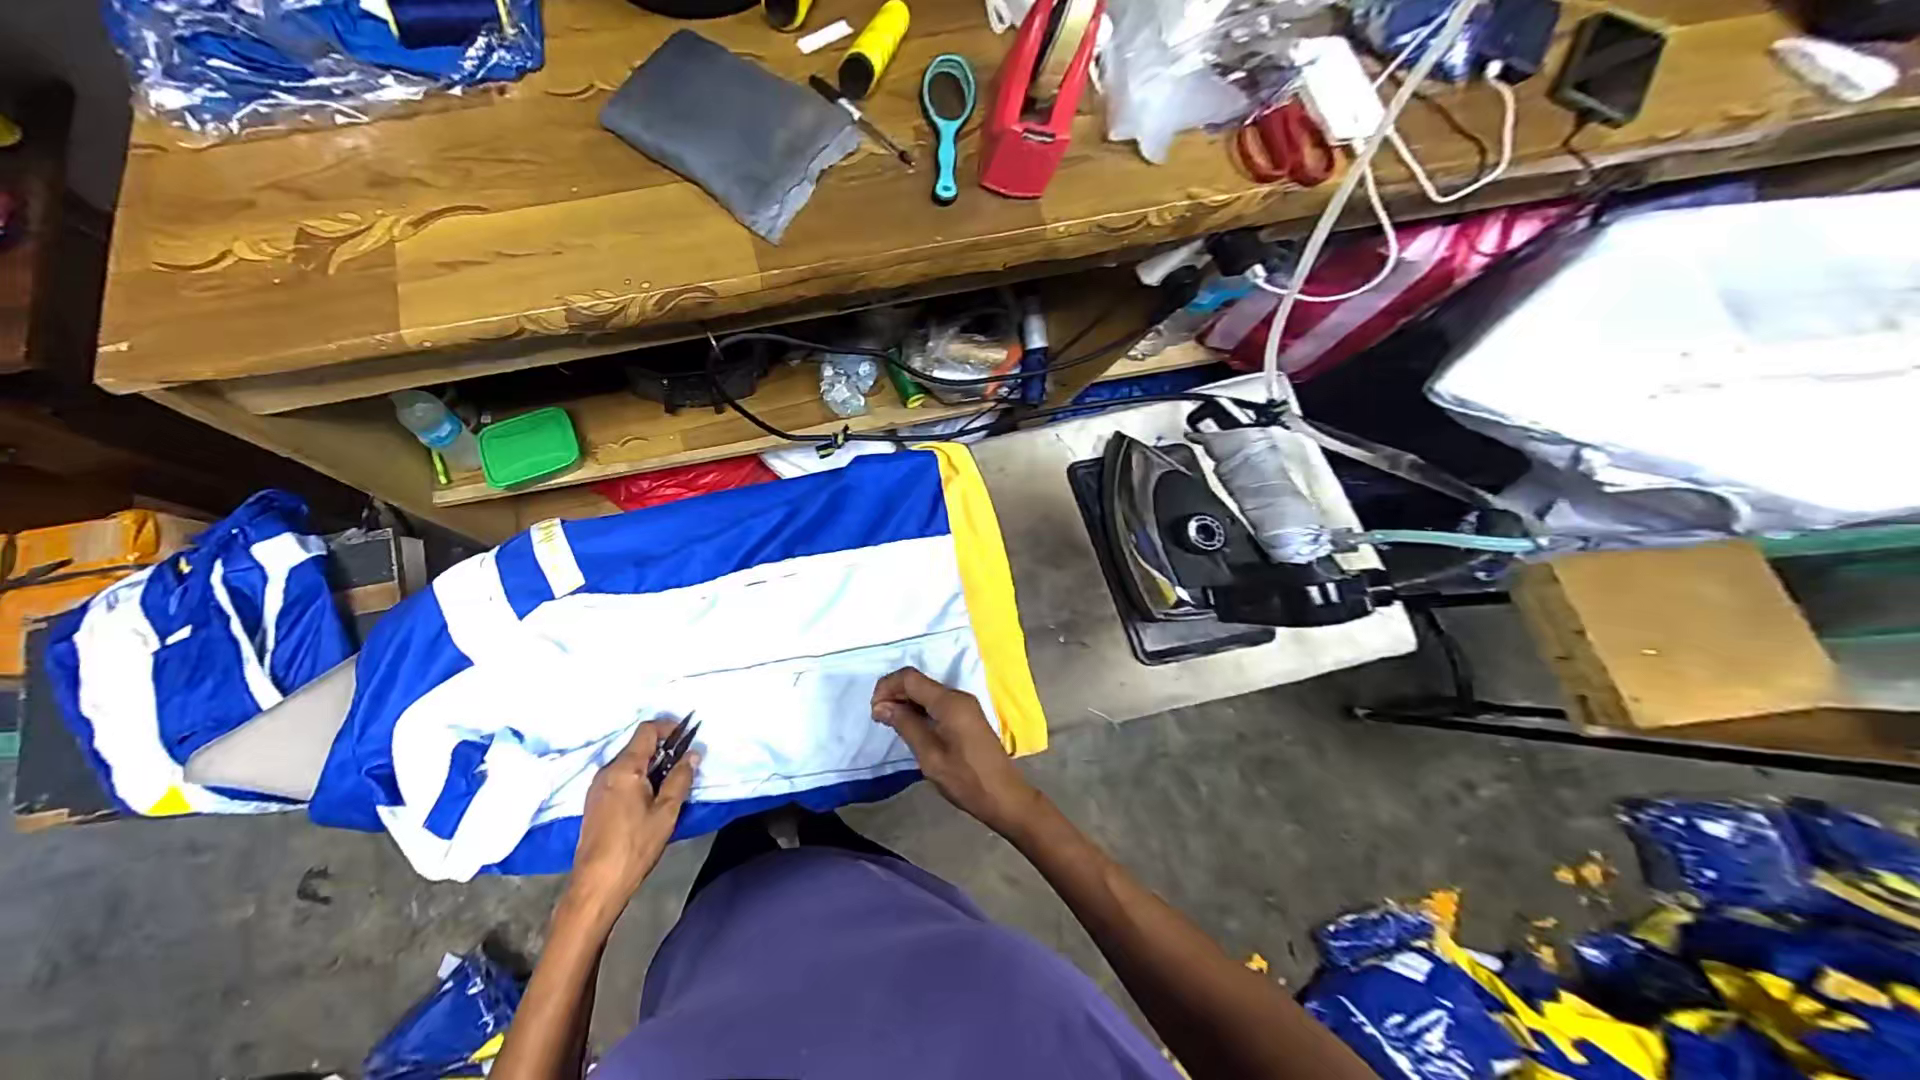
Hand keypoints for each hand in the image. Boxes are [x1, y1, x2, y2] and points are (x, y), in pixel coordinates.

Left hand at [568, 719, 698, 914]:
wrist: (596, 884)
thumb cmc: (635, 845)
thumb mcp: (666, 811)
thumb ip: (680, 778)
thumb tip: (693, 754)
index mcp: (624, 769)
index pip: (647, 731)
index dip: (669, 726)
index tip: (688, 734)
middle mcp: (606, 771)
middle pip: (637, 746)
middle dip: (663, 747)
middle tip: (685, 760)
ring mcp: (597, 787)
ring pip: (628, 762)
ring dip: (651, 763)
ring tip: (672, 779)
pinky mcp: (595, 802)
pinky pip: (620, 777)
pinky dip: (639, 777)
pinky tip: (652, 795)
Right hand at [871, 668, 1042, 836]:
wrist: (1004, 796)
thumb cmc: (965, 779)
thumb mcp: (929, 756)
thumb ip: (906, 725)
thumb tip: (882, 706)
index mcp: (950, 702)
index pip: (910, 678)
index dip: (887, 687)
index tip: (874, 711)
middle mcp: (958, 696)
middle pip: (919, 682)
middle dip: (894, 694)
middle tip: (879, 719)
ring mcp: (965, 705)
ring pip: (927, 692)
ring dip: (906, 702)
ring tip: (891, 724)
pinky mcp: (967, 716)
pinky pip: (937, 703)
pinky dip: (919, 710)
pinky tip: (910, 727)